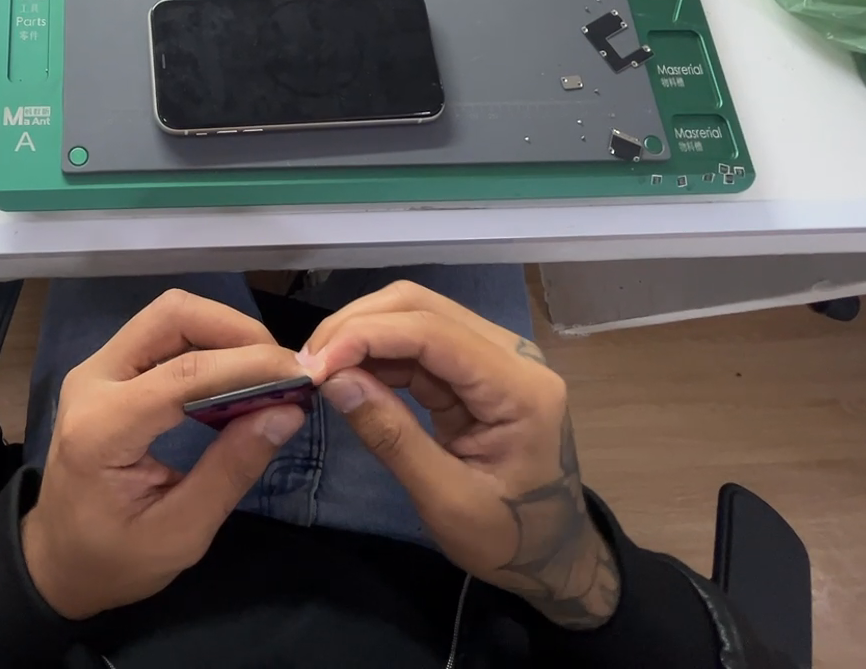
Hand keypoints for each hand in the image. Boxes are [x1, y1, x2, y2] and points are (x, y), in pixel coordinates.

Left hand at [22, 290, 307, 619]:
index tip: (302, 373)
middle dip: (235, 330)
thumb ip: (231, 470)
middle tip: (282, 367)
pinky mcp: (109, 368)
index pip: (183, 372)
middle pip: (171, 316)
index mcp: (102, 427)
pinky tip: (237, 375)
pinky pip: (164, 334)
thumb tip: (288, 412)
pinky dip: (208, 343)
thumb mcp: (180, 534)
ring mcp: (97, 368)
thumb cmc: (111, 560)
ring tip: (267, 370)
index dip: (248, 364)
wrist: (55, 561)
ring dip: (224, 331)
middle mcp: (93, 380)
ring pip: (169, 316)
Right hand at [297, 282, 619, 629]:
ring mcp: (492, 355)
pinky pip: (416, 340)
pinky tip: (347, 372)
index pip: (433, 332)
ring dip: (361, 333)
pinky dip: (376, 351)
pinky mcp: (472, 365)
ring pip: (413, 314)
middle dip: (358, 324)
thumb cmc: (511, 541)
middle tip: (310, 361)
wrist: (555, 559)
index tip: (316, 363)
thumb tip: (333, 380)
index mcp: (519, 388)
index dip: (367, 335)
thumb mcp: (447, 502)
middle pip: (420, 306)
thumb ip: (391, 437)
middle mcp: (511, 354)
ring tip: (320, 366)